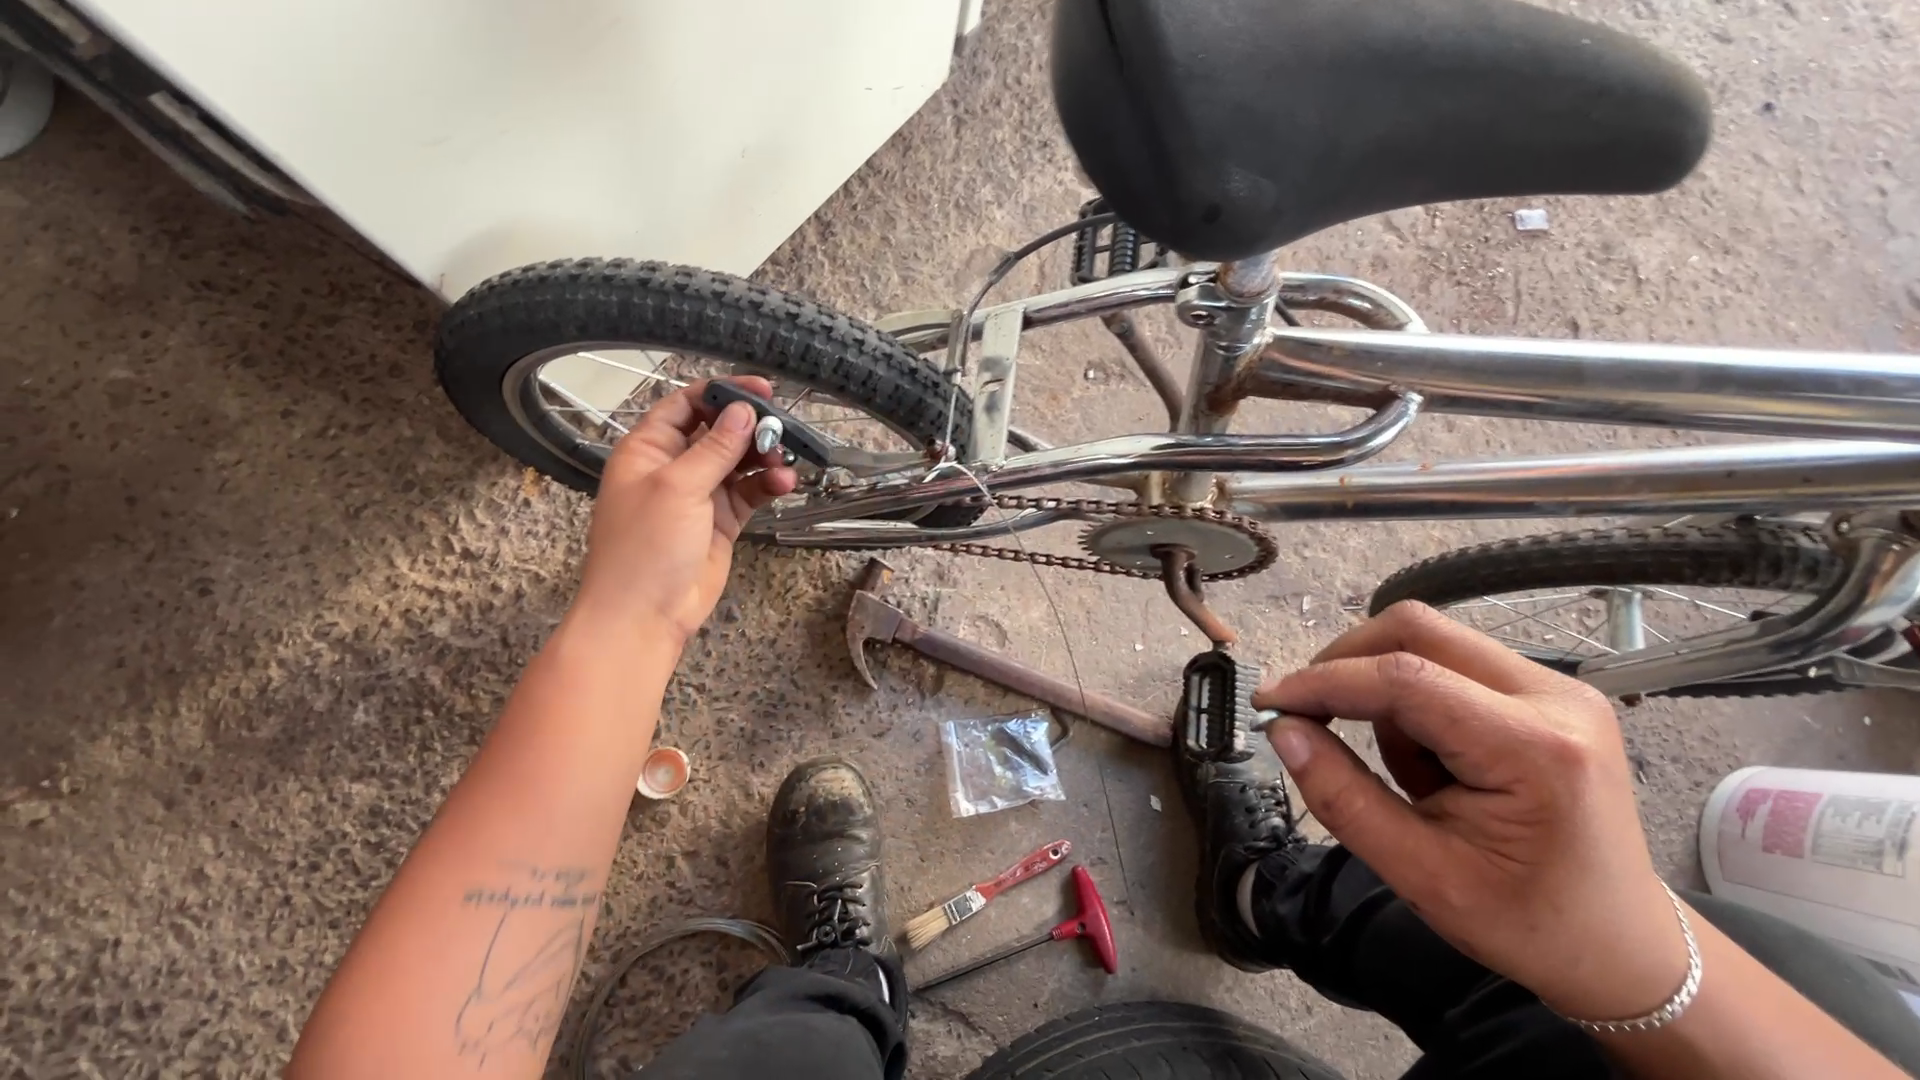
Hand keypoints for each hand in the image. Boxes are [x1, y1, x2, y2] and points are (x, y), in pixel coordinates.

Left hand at [571, 378, 795, 648]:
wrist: (644, 615)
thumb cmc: (644, 547)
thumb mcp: (677, 487)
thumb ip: (714, 448)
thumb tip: (743, 412)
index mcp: (647, 449)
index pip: (686, 405)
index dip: (721, 392)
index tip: (760, 389)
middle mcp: (673, 467)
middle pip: (718, 432)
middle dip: (751, 427)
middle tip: (783, 427)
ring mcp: (699, 495)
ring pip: (739, 462)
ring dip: (764, 458)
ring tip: (784, 461)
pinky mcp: (721, 521)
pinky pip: (749, 493)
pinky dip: (767, 486)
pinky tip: (784, 483)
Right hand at [1255, 601, 1690, 1022]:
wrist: (1626, 950)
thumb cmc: (1528, 923)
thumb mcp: (1419, 873)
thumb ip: (1340, 795)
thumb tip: (1282, 731)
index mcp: (1533, 749)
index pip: (1402, 678)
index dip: (1322, 682)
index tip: (1269, 703)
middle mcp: (1555, 697)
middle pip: (1415, 629)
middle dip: (1346, 663)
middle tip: (1308, 712)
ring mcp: (1558, 689)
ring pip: (1429, 642)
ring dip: (1384, 691)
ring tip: (1403, 772)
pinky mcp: (1549, 694)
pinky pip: (1451, 664)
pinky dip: (1414, 700)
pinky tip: (1431, 761)